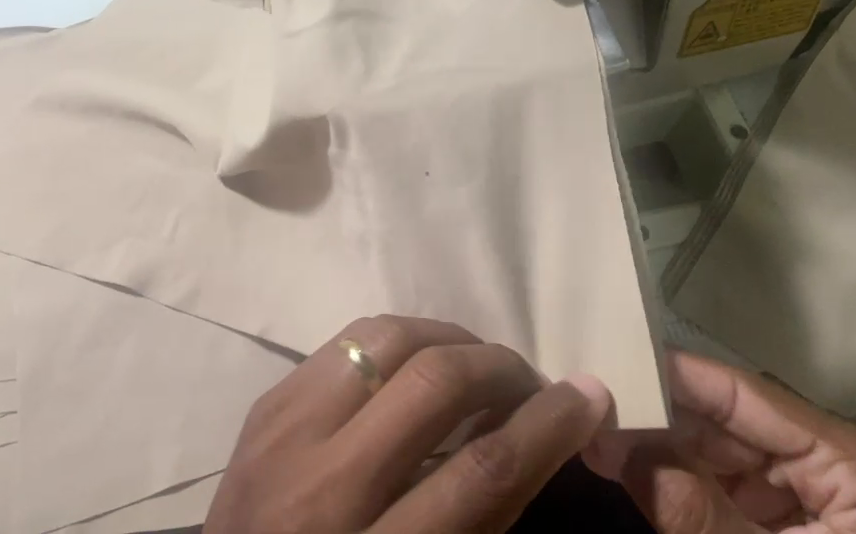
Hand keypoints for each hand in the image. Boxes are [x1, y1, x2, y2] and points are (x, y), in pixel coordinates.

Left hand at [206, 315, 613, 533]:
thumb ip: (481, 515)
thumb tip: (548, 429)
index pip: (481, 473)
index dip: (548, 427)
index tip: (589, 398)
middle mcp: (323, 487)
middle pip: (433, 386)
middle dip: (501, 369)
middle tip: (529, 383)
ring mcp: (284, 434)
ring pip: (387, 339)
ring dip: (450, 340)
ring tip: (477, 365)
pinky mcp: (266, 403)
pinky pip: (347, 341)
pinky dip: (400, 342)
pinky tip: (419, 363)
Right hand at [585, 352, 855, 533]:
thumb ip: (695, 513)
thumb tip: (614, 444)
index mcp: (852, 461)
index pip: (747, 394)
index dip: (676, 374)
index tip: (611, 355)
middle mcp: (833, 458)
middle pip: (730, 419)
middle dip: (660, 415)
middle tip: (588, 401)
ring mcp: (814, 488)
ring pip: (721, 450)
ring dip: (661, 445)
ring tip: (595, 429)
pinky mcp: (795, 517)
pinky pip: (728, 484)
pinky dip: (680, 479)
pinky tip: (629, 464)